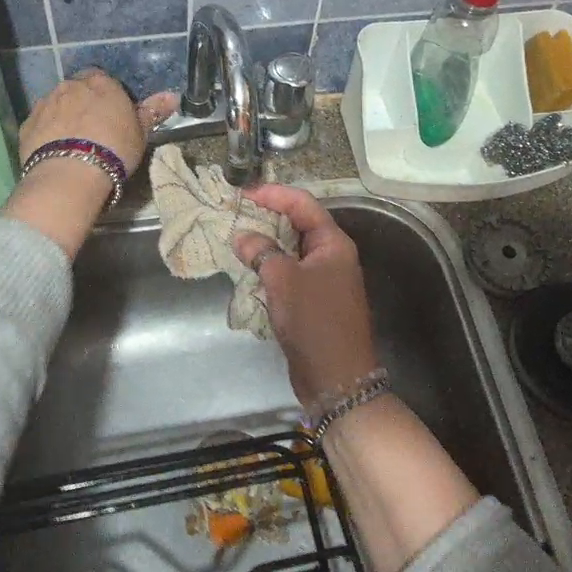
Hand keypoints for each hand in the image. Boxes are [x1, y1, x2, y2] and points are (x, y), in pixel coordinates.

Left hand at [5, 71, 177, 254]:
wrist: (70, 174)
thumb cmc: (114, 150)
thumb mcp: (140, 133)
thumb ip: (153, 111)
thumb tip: (173, 96)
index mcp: (100, 83)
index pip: (103, 80)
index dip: (107, 97)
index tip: (112, 116)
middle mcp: (70, 86)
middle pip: (78, 90)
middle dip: (83, 104)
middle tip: (93, 130)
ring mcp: (46, 103)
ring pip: (57, 104)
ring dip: (63, 116)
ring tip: (73, 142)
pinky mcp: (27, 124)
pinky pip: (40, 123)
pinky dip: (47, 131)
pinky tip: (55, 151)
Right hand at [233, 184, 379, 408]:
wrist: (336, 378)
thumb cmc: (314, 321)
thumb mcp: (284, 280)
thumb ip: (262, 252)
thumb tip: (242, 236)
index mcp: (333, 244)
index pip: (303, 204)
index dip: (274, 194)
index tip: (243, 193)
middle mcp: (332, 256)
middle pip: (298, 224)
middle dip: (268, 216)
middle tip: (236, 212)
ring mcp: (324, 279)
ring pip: (292, 249)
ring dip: (267, 242)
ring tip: (237, 236)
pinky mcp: (314, 300)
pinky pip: (290, 271)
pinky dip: (270, 265)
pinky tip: (249, 267)